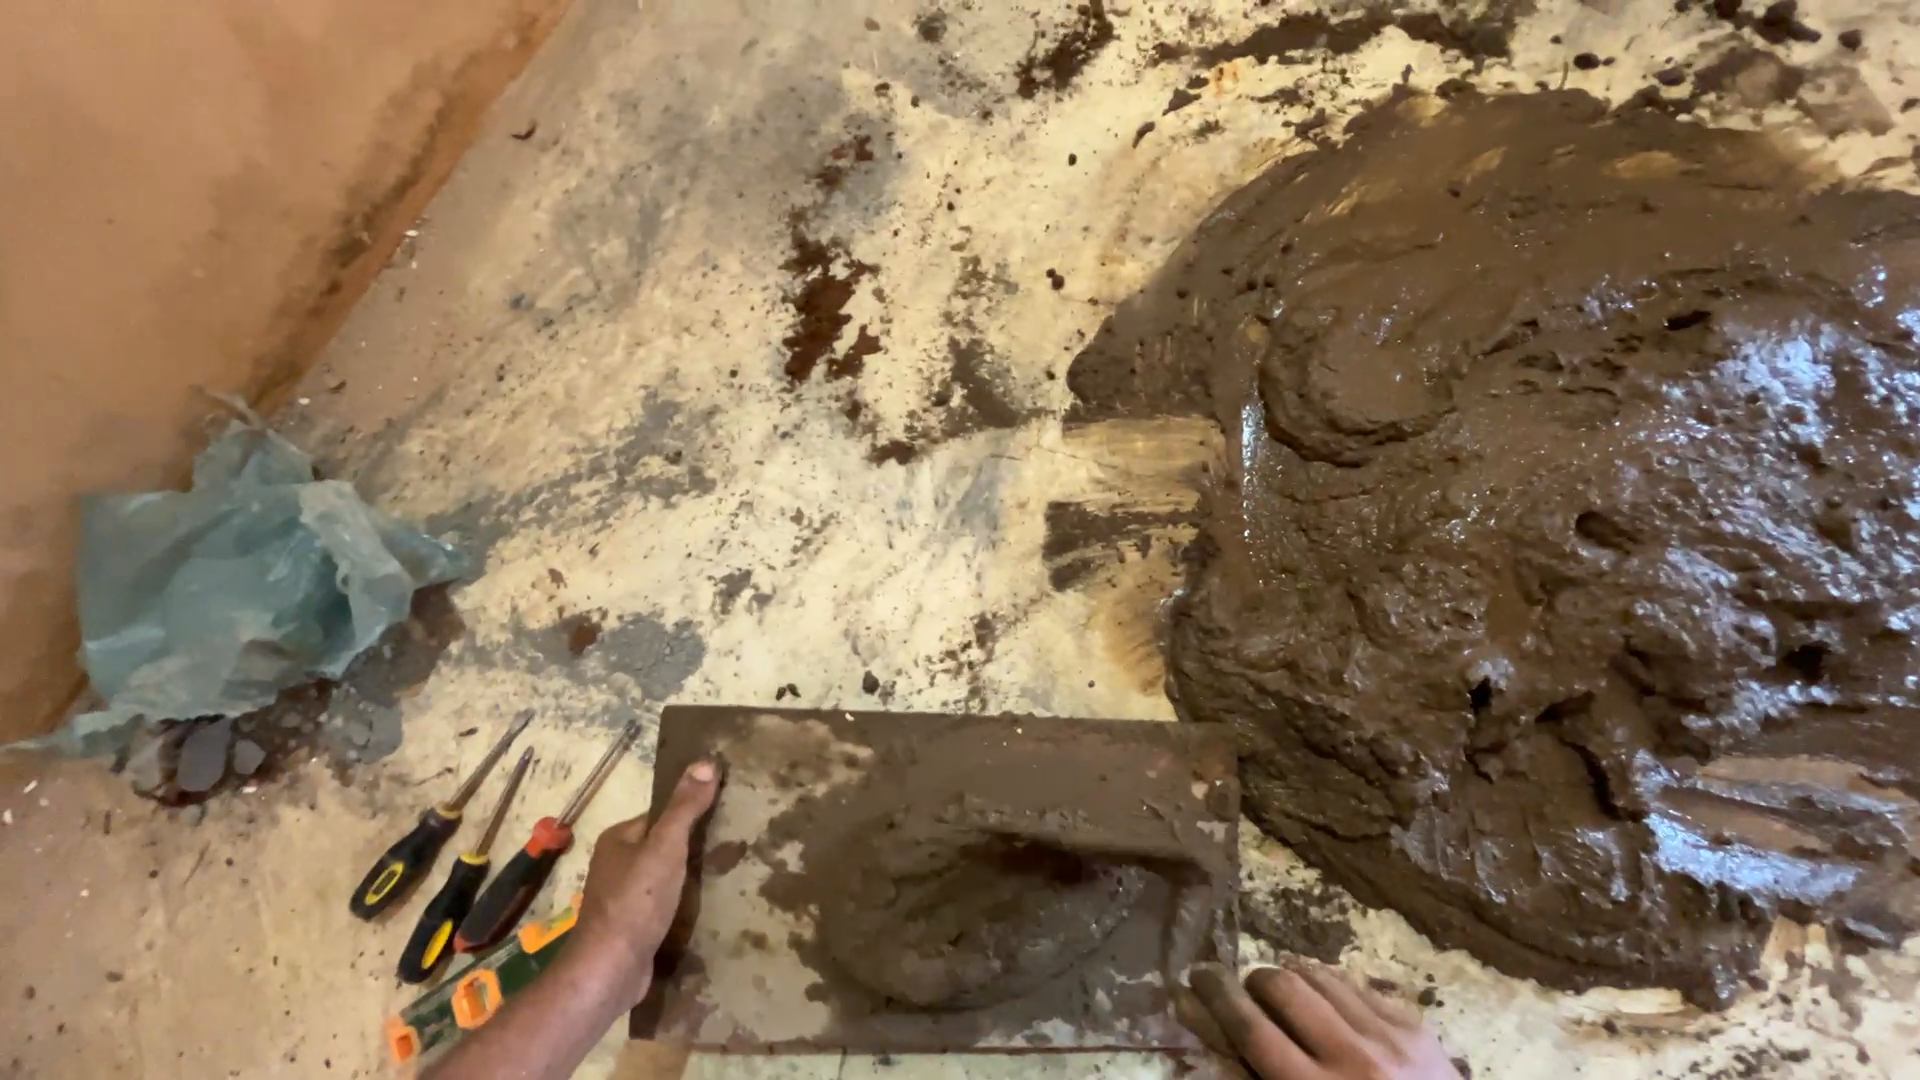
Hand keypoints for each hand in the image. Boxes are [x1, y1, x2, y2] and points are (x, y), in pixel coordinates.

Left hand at [574, 759, 721, 1008]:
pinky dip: (681, 902)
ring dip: (689, 877)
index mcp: (618, 839)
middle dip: (692, 846)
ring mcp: (622, 898)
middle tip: (732, 845)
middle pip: (663, 845)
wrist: (609, 971)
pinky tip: (704, 905)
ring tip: (725, 874)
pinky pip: (662, 903)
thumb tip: (707, 761)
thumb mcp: (666, 846)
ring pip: (664, 876)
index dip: (691, 813)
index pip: (661, 815)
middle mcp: (615, 864)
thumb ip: (685, 807)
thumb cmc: (636, 901)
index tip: (724, 816)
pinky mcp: (632, 926)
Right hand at [1187, 962, 1459, 1079]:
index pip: (1250, 1026)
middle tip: (1246, 993)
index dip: (1215, 993)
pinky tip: (1328, 1002)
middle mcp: (1352, 1060)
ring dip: (1292, 978)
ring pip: (1319, 976)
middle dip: (1254, 981)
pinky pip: (1358, 985)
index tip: (1196, 976)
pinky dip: (1333, 987)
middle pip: (1282, 986)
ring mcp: (1391, 1040)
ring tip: (1285, 992)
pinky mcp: (1418, 1029)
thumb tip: (1213, 1041)